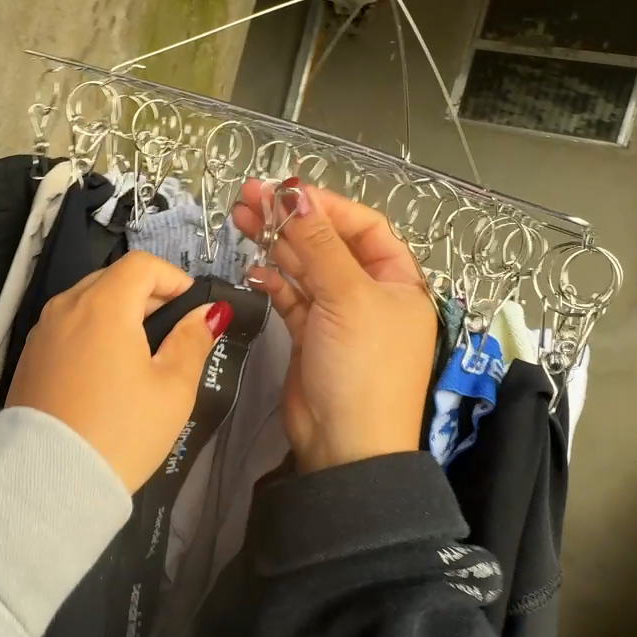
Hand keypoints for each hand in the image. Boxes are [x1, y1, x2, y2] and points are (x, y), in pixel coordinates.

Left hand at [8, 251, 231, 490]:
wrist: (47, 481)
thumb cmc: (121, 431)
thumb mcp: (172, 389)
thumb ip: (193, 341)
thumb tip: (211, 311)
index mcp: (103, 305)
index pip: (142, 265)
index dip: (173, 278)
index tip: (192, 308)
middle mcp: (66, 305)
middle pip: (113, 278)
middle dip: (148, 295)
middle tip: (173, 333)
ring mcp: (42, 331)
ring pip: (87, 301)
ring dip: (119, 313)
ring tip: (141, 355)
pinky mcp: (30, 356)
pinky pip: (68, 326)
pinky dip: (92, 332)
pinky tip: (106, 372)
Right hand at [231, 179, 436, 473]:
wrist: (345, 445)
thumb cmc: (363, 367)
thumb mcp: (346, 296)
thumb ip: (317, 242)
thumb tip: (294, 193)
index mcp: (397, 279)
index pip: (361, 225)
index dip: (323, 205)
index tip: (283, 190)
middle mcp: (370, 292)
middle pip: (327, 241)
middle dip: (289, 219)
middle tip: (248, 196)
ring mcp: (339, 314)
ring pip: (304, 266)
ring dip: (274, 243)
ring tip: (239, 217)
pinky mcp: (310, 335)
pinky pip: (291, 297)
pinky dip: (272, 281)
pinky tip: (252, 268)